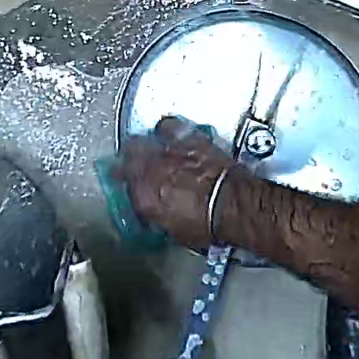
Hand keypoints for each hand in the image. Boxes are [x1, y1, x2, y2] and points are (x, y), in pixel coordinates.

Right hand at [115, 117, 246, 249]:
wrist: (234, 205)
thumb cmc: (209, 223)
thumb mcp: (176, 232)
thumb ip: (159, 218)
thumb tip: (159, 215)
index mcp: (144, 197)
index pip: (125, 189)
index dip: (126, 187)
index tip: (129, 189)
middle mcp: (150, 170)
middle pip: (127, 157)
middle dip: (128, 160)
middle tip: (132, 164)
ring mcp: (167, 152)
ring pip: (142, 140)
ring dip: (144, 145)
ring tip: (148, 147)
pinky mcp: (187, 140)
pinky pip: (169, 126)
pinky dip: (168, 129)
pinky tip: (170, 133)